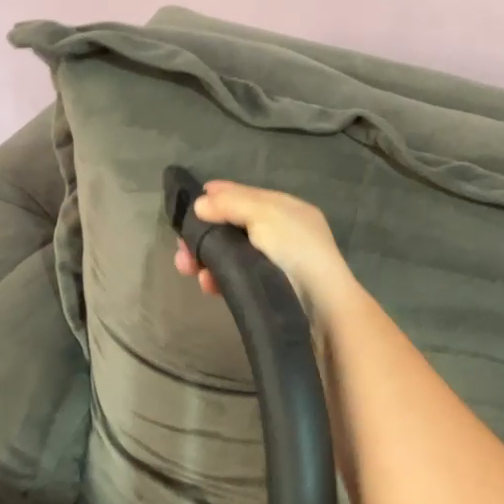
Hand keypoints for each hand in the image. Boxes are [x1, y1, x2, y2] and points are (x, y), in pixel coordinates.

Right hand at [173, 181, 357, 313]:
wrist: (322, 306)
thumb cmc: (295, 251)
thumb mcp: (265, 214)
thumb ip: (231, 204)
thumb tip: (201, 204)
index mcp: (287, 210)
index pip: (247, 197)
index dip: (219, 197)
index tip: (191, 203)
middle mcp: (282, 235)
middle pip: (234, 228)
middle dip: (204, 234)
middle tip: (181, 248)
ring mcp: (275, 265)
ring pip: (232, 255)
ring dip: (206, 259)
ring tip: (188, 269)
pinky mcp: (267, 291)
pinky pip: (236, 278)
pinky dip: (219, 279)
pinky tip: (208, 285)